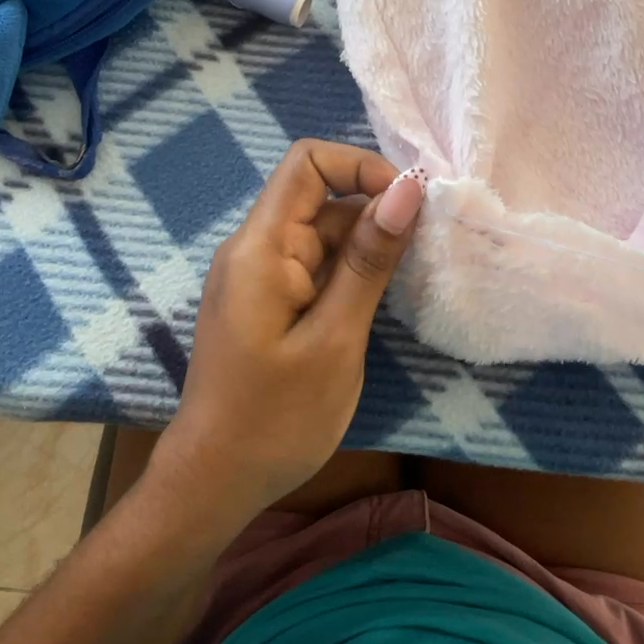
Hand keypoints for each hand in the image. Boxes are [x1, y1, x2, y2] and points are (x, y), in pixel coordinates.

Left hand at [151, 140, 423, 519]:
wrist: (215, 481)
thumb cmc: (276, 418)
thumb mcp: (335, 338)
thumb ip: (369, 260)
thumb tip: (408, 189)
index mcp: (260, 247)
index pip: (307, 163)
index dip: (361, 166)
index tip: (410, 204)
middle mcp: (253, 249)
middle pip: (319, 198)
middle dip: (375, 212)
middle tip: (428, 250)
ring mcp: (258, 276)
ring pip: (320, 233)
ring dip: (366, 246)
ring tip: (411, 279)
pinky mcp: (266, 301)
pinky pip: (312, 265)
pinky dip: (348, 273)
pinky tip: (379, 299)